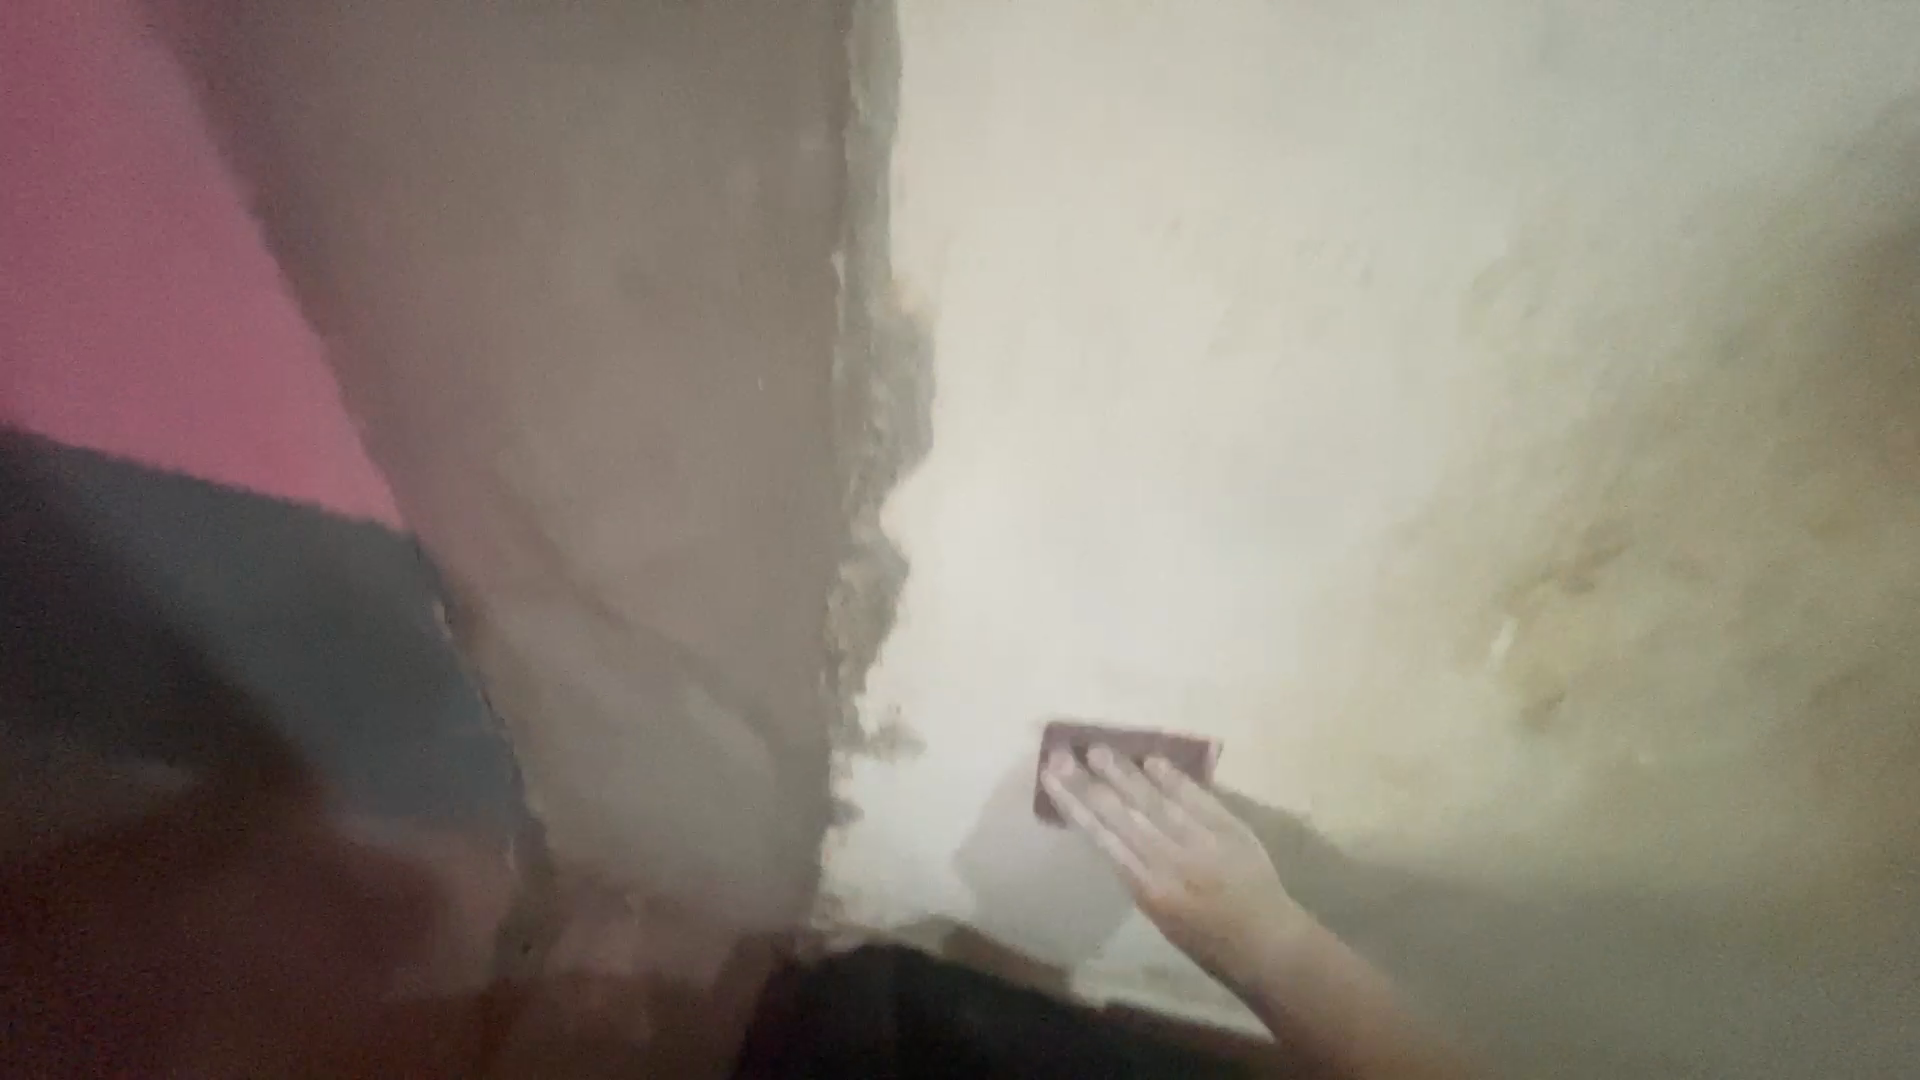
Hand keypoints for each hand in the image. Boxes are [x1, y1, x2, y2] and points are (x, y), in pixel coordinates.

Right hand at [1041, 746, 1312, 991]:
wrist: (1269, 945)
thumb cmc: (1206, 939)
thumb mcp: (1158, 914)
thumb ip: (1134, 869)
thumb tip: (1107, 824)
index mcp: (1148, 890)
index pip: (1101, 838)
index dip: (1074, 805)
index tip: (1050, 778)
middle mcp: (1170, 864)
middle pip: (1121, 816)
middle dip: (1088, 783)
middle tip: (1062, 754)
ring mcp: (1202, 844)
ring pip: (1155, 802)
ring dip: (1124, 774)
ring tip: (1098, 749)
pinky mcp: (1231, 830)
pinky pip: (1196, 798)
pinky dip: (1172, 779)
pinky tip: (1150, 760)